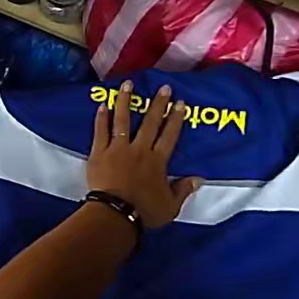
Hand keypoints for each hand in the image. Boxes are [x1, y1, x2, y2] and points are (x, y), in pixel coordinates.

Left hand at [87, 81, 202, 228]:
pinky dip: (101, 118)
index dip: (175, 118)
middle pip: (150, 123)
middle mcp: (139, 149)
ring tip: (128, 85)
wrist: (115, 214)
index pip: (170, 135)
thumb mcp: (171, 205)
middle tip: (163, 87)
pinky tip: (103, 105)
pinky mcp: (98, 152)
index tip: (179, 103)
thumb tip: (199, 178)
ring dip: (126, 101)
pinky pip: (100, 131)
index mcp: (157, 161)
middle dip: (158, 104)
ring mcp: (117, 149)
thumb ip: (183, 190)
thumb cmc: (144, 211)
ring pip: (123, 120)